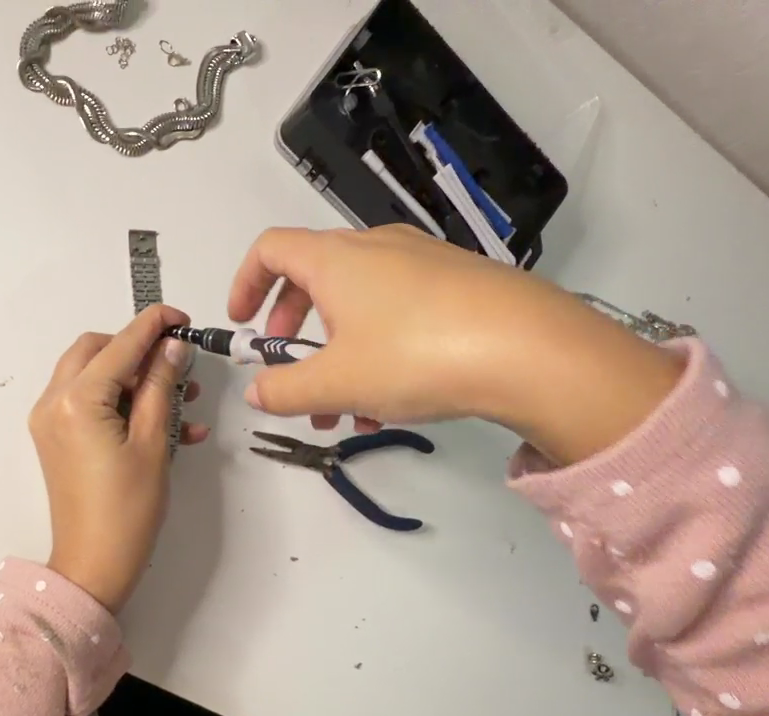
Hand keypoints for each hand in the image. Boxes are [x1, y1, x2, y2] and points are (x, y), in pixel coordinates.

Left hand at [29, 305, 208, 611]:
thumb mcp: (153, 443)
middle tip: (176, 361)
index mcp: (76, 400)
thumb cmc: (126, 511)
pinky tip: (164, 424)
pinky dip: (120, 404)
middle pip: (96, 351)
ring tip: (180, 399)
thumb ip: (161, 386)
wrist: (93, 565)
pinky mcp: (56, 439)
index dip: (153, 326)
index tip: (182, 318)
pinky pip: (88, 404)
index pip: (119, 345)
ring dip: (133, 378)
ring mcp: (50, 422)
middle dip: (137, 350)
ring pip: (92, 376)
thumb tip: (172, 347)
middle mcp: (52, 403)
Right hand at [228, 225, 683, 464]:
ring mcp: (420, 263)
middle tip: (291, 374)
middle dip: (293, 333)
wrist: (527, 348)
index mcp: (335, 260)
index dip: (245, 284)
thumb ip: (283, 389)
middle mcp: (375, 249)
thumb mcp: (335, 383)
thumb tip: (255, 390)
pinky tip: (388, 406)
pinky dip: (375, 354)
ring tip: (342, 414)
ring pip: (357, 307)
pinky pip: (396, 315)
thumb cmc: (412, 355)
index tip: (242, 326)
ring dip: (336, 357)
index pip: (270, 249)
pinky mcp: (455, 285)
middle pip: (313, 280)